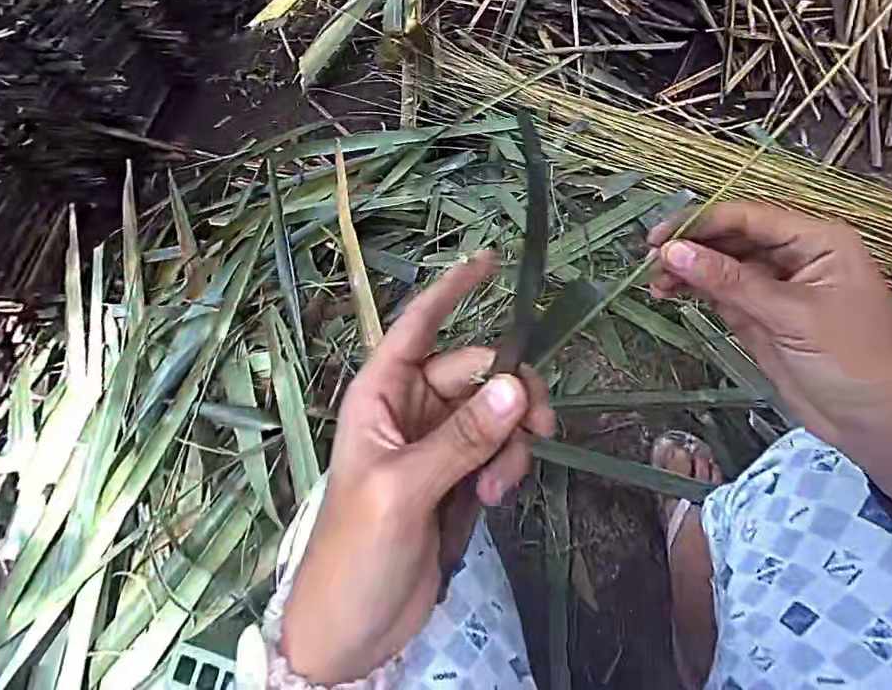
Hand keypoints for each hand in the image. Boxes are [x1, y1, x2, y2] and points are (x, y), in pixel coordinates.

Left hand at [280, 251, 556, 682]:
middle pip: (478, 371)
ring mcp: (438, 438)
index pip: (420, 324)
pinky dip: (507, 463)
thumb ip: (461, 438)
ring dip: (511, 440)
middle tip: (540, 429)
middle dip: (511, 396)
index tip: (490, 260)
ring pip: (495, 409)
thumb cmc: (355, 551)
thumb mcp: (404, 490)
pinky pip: (498, 445)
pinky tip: (495, 497)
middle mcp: (412, 404)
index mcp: (382, 391)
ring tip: (498, 486)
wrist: (351, 631)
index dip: (452, 289)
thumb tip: (517, 387)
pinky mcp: (458, 471)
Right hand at [648, 203, 891, 528]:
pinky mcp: (763, 315)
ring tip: (655, 284)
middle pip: (731, 237)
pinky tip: (670, 294)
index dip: (701, 222)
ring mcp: (777, 285)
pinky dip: (696, 292)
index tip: (661, 237)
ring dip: (688, 270)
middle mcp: (795, 254)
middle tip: (651, 261)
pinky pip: (723, 293)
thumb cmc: (855, 364)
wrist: (886, 433)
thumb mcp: (791, 316)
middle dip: (691, 246)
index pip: (748, 216)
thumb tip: (672, 250)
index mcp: (817, 240)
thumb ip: (730, 281)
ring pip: (722, 264)